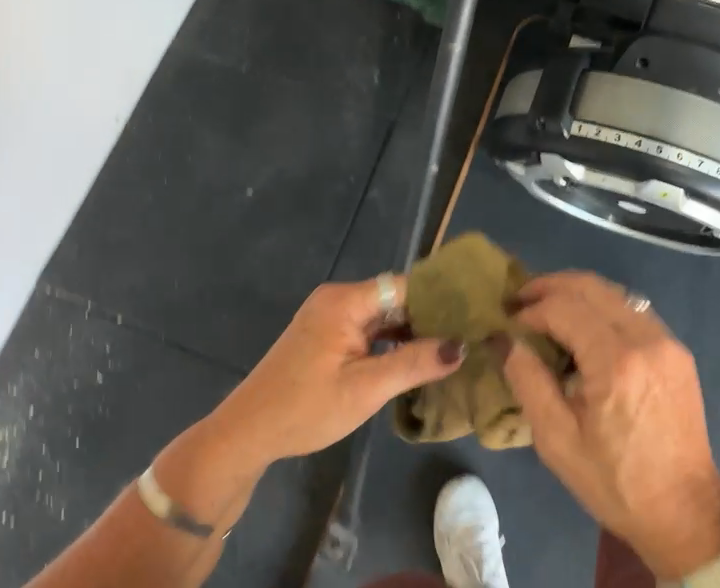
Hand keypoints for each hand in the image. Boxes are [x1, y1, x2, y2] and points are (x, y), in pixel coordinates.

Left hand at [212, 277, 464, 463]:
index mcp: (345, 301)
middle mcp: (338, 299)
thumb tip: (461, 345)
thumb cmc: (306, 409)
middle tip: (469, 335)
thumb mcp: (366, 389)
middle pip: (395, 298)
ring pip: (384, 315)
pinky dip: (391, 342)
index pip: (405, 286)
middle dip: (429, 317)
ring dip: (412, 332)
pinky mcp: (326, 336)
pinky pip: (369, 329)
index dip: (439, 300)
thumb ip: (415, 363)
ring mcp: (329, 316)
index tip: (472, 316)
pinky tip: (417, 358)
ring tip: (452, 347)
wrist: (247, 434)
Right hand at [494, 272, 719, 579]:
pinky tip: (584, 330)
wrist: (683, 512)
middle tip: (519, 300)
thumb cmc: (614, 483)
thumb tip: (502, 338)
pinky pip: (633, 312)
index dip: (531, 309)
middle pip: (592, 287)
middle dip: (550, 287)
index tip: (507, 322)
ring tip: (546, 310)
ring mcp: (667, 341)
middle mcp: (646, 338)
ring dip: (577, 294)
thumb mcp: (557, 439)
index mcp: (616, 362)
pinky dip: (603, 309)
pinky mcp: (678, 351)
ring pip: (615, 294)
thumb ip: (527, 380)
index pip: (565, 307)